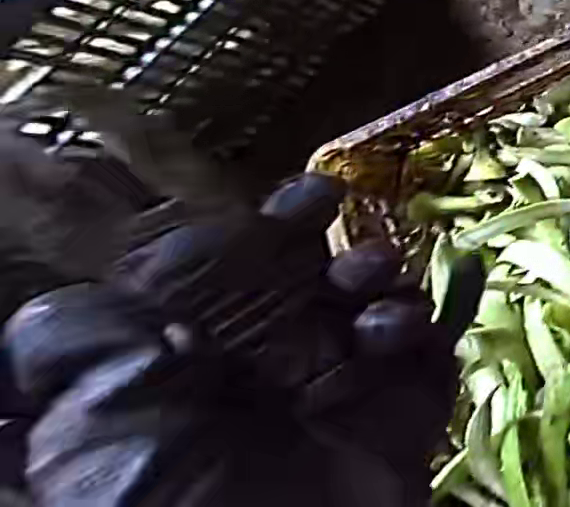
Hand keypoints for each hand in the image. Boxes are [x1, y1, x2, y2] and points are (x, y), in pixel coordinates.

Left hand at [4, 174, 479, 506]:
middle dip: (299, 234)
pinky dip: (417, 318)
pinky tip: (395, 331)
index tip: (232, 214)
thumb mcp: (101, 461)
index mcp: (160, 393)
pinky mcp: (399, 395)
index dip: (202, 248)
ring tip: (365, 280)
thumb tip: (57, 304)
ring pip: (354, 298)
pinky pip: (421, 335)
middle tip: (318, 199)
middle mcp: (245, 380)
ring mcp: (331, 386)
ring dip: (364, 272)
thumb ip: (87, 372)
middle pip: (276, 282)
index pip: (176, 301)